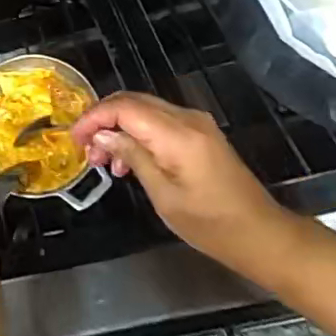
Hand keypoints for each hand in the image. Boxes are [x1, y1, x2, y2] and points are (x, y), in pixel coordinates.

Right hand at [70, 92, 290, 272]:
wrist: (261, 233)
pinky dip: (138, 133)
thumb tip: (103, 136)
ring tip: (104, 161)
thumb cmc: (212, 225)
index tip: (75, 138)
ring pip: (145, 109)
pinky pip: (160, 121)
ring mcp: (196, 123)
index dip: (94, 118)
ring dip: (120, 127)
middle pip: (134, 101)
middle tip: (86, 150)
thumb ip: (133, 157)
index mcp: (178, 134)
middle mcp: (188, 118)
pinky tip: (130, 161)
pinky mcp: (201, 133)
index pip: (125, 107)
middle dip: (104, 120)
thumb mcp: (164, 196)